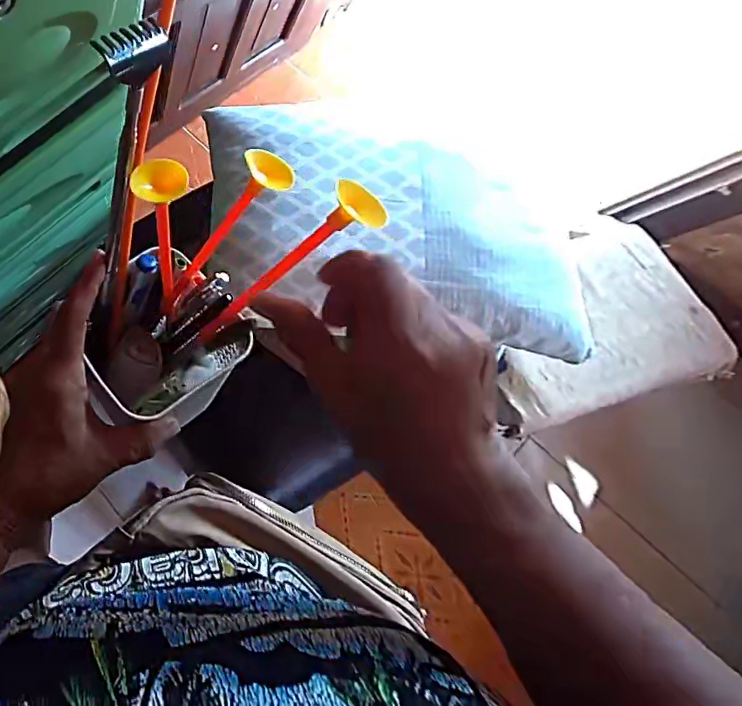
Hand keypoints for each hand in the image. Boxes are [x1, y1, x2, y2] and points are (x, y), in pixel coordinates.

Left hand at [0, 253, 179, 527]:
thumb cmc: (49, 472)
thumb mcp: (101, 457)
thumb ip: (139, 439)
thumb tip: (173, 425)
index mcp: (58, 370)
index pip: (73, 314)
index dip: (87, 283)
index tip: (100, 258)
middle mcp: (36, 363)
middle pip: (62, 320)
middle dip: (87, 301)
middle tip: (116, 291)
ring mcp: (22, 374)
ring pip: (51, 338)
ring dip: (76, 326)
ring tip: (108, 324)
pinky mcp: (16, 388)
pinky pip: (44, 356)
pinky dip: (65, 348)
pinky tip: (84, 363)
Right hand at [252, 251, 518, 523]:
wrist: (454, 475)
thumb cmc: (381, 431)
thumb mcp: (330, 381)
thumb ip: (299, 330)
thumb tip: (263, 298)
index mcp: (397, 331)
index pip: (374, 266)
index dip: (343, 268)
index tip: (323, 289)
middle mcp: (436, 322)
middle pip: (390, 277)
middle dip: (357, 290)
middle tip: (339, 326)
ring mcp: (463, 331)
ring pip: (410, 294)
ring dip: (381, 307)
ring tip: (370, 347)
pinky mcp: (478, 342)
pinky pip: (432, 313)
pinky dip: (407, 323)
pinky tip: (401, 361)